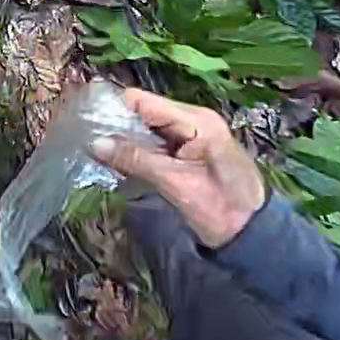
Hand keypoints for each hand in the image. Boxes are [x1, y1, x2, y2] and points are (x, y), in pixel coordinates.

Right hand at [92, 88, 265, 247]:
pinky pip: (157, 143)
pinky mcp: (190, 151)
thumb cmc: (219, 208)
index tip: (85, 117)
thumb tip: (95, 143)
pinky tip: (117, 160)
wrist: (254, 238)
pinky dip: (138, 150)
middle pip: (145, 112)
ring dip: (125, 138)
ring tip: (94, 148)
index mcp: (195, 120)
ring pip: (148, 128)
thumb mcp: (174, 183)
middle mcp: (194, 120)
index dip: (114, 107)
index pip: (144, 101)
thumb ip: (135, 159)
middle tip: (85, 137)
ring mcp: (193, 135)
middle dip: (116, 124)